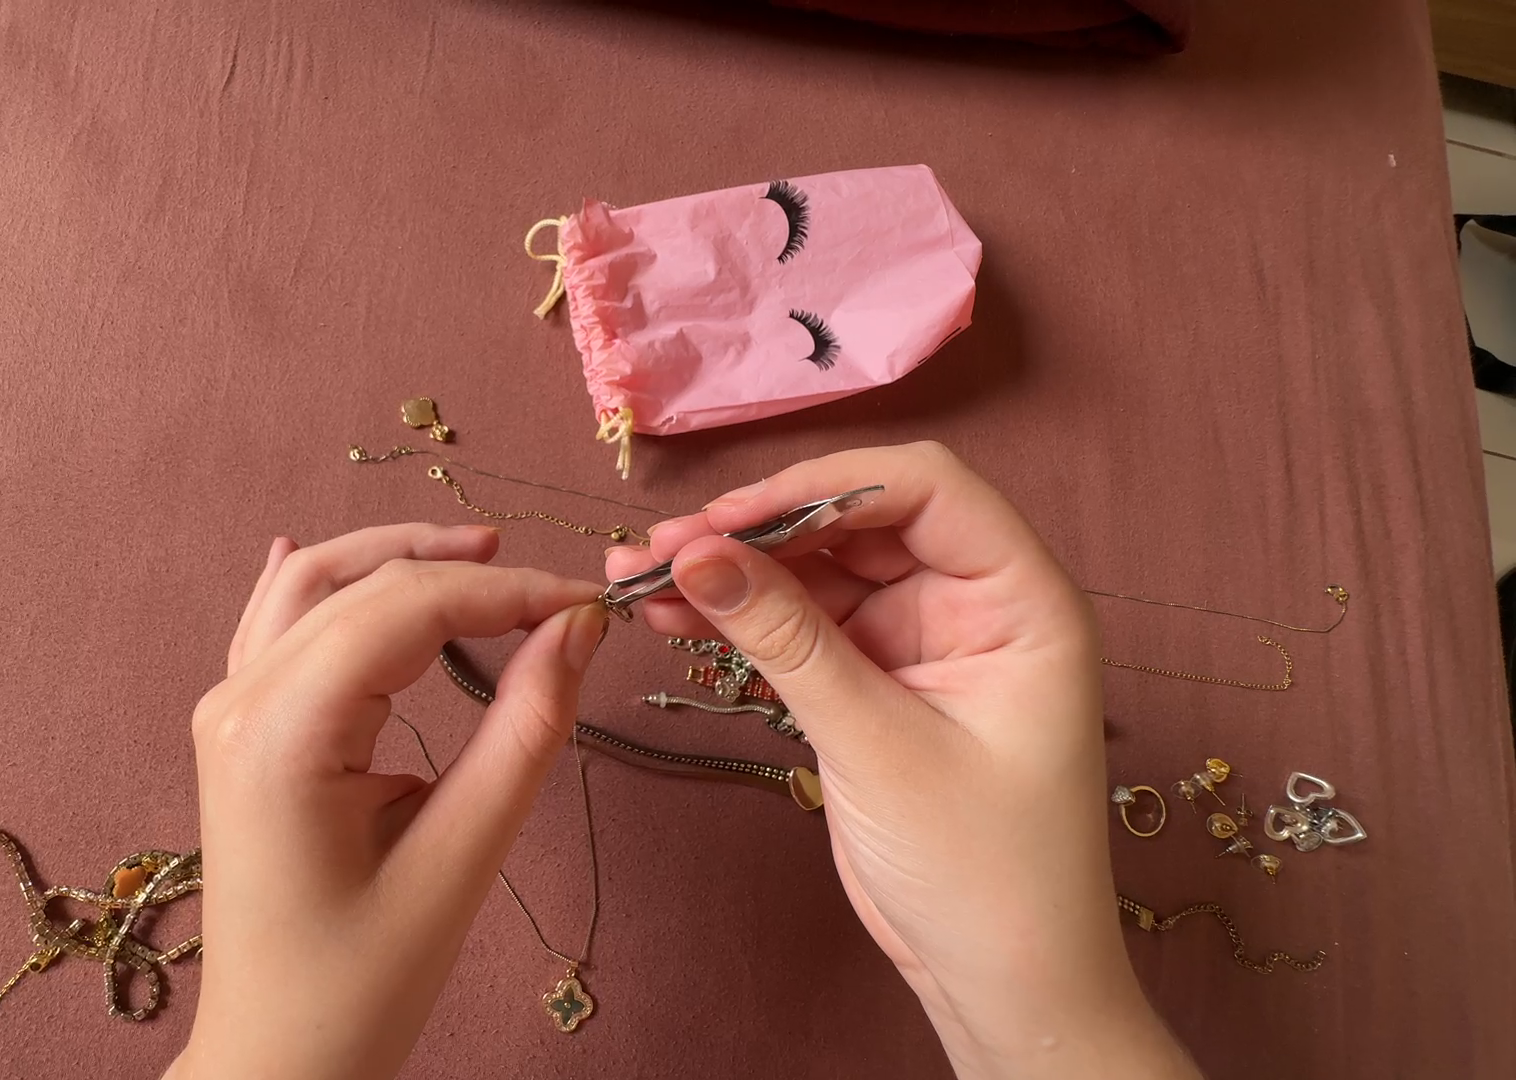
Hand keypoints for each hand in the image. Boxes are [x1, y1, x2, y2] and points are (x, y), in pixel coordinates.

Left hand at [172, 524, 606, 1079]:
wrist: (276, 1056)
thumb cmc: (365, 978)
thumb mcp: (463, 855)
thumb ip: (526, 727)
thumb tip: (577, 628)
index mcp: (285, 731)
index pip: (410, 609)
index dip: (509, 592)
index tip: (583, 602)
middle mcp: (242, 698)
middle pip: (369, 587)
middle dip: (469, 574)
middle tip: (550, 589)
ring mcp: (230, 705)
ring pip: (317, 583)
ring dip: (398, 555)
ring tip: (477, 550)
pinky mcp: (241, 722)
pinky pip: (277, 619)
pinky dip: (323, 577)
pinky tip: (325, 549)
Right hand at [605, 444, 1196, 1079]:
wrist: (988, 978)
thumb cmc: (977, 869)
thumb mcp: (876, 743)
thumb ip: (786, 638)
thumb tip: (697, 555)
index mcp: (1014, 599)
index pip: (921, 489)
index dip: (821, 487)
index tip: (729, 517)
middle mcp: (961, 600)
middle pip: (847, 525)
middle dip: (752, 531)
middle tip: (661, 548)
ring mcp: (905, 635)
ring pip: (807, 572)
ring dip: (726, 571)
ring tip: (639, 576)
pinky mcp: (860, 671)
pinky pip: (789, 623)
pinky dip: (733, 617)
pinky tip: (671, 615)